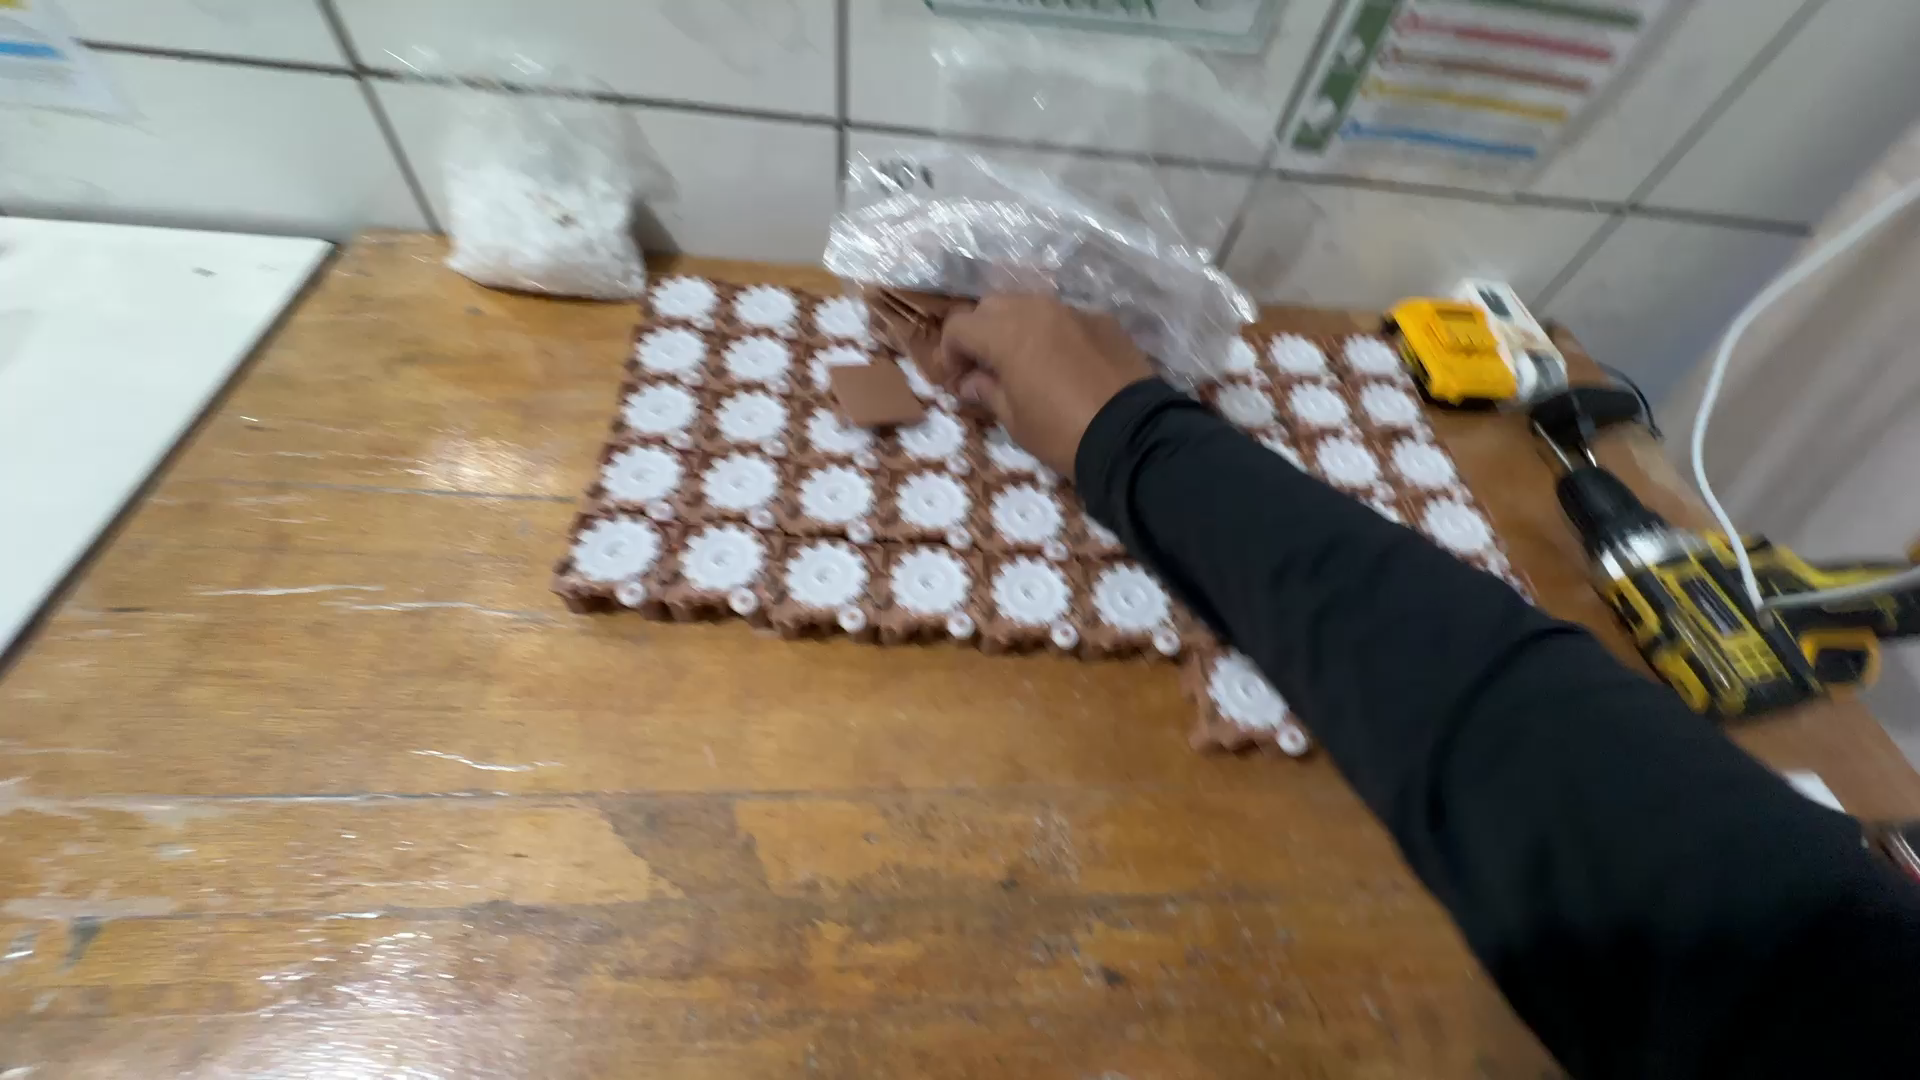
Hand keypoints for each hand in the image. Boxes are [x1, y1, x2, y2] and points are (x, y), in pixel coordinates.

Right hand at [938, 295, 1154, 475]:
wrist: (1132, 436)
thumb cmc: (1061, 432)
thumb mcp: (1014, 420)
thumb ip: (986, 391)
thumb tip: (968, 381)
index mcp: (1006, 333)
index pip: (959, 326)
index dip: (948, 353)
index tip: (955, 381)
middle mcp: (1037, 309)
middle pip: (991, 307)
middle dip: (979, 335)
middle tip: (983, 370)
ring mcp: (1073, 311)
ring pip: (1029, 306)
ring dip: (1014, 330)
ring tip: (1021, 366)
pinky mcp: (1102, 321)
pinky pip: (1064, 319)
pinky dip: (1050, 335)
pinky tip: (1061, 366)